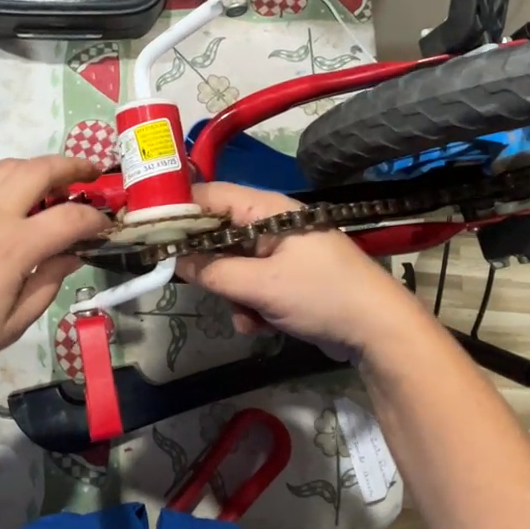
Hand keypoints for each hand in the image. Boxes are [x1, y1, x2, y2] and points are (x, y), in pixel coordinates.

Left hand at [0, 156, 107, 389]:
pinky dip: (8, 176)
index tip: (105, 224)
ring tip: (55, 179)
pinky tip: (14, 192)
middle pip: (41, 170)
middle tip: (90, 175)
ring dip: (40, 167)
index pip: (70, 217)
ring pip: (10, 166)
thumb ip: (50, 280)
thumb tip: (72, 254)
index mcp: (13, 246)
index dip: (94, 218)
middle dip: (73, 167)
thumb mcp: (16, 321)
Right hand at [175, 181, 426, 359]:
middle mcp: (272, 222)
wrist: (380, 333)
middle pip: (218, 231)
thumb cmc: (322, 296)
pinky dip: (249, 303)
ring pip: (232, 262)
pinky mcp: (287, 277)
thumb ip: (214, 271)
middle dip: (205, 262)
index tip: (149, 233)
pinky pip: (251, 283)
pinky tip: (257, 325)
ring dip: (230, 290)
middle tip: (186, 281)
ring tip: (244, 315)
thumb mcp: (261, 286)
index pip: (210, 195)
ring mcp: (281, 251)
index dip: (177, 210)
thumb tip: (174, 259)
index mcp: (268, 208)